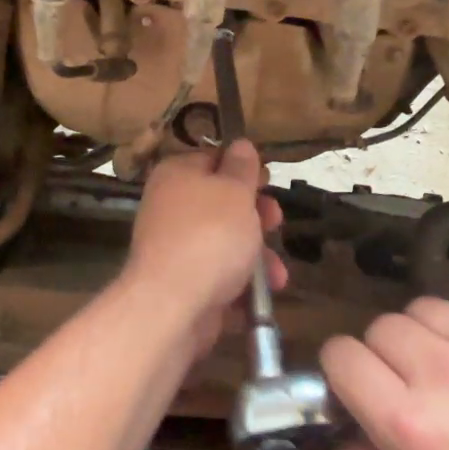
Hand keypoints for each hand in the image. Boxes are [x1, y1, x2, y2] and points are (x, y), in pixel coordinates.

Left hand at [123, 141, 285, 354]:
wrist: (173, 305)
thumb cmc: (210, 236)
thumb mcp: (235, 192)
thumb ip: (242, 168)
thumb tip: (241, 144)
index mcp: (177, 174)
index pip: (212, 159)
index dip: (243, 169)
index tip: (268, 182)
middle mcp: (171, 207)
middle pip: (221, 204)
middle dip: (256, 217)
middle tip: (275, 222)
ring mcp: (175, 248)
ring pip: (224, 244)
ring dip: (256, 258)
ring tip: (277, 276)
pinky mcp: (182, 285)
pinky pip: (218, 278)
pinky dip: (240, 287)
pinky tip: (259, 299)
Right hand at [319, 300, 448, 449]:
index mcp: (414, 425)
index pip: (341, 358)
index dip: (341, 374)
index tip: (355, 393)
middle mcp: (441, 372)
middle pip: (378, 329)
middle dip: (382, 358)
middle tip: (407, 390)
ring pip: (419, 309)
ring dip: (421, 336)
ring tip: (445, 371)